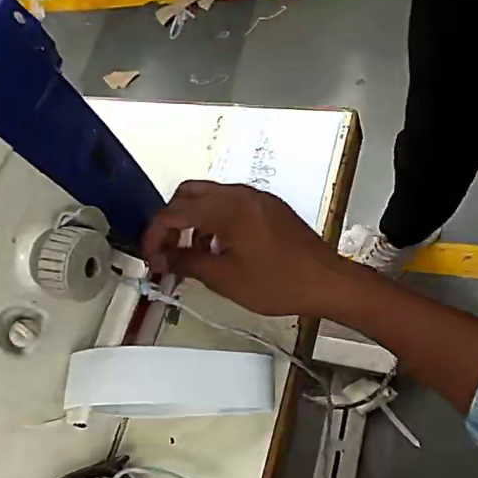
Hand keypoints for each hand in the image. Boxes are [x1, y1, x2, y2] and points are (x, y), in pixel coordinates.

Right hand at [141, 182, 359, 317]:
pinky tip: (221, 250)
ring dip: (194, 222)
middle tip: (167, 251)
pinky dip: (217, 221)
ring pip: (211, 198)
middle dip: (171, 221)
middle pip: (189, 195)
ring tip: (194, 256)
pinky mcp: (271, 208)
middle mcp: (241, 194)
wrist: (326, 282)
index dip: (155, 236)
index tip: (151, 258)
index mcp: (227, 208)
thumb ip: (187, 263)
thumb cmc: (280, 282)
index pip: (174, 212)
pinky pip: (233, 205)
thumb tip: (162, 260)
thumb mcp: (224, 278)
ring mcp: (258, 199)